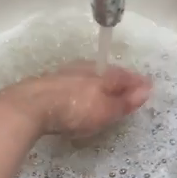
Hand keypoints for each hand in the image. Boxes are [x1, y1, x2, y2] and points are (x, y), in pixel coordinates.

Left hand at [0, 64, 152, 138]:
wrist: (30, 107)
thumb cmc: (74, 108)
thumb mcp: (105, 109)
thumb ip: (124, 101)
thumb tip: (146, 89)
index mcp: (102, 73)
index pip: (125, 75)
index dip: (137, 83)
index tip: (146, 89)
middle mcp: (83, 68)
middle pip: (105, 75)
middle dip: (116, 84)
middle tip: (126, 94)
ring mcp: (63, 75)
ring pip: (86, 80)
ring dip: (96, 88)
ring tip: (102, 99)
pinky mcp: (47, 86)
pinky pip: (71, 88)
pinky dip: (80, 94)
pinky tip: (76, 103)